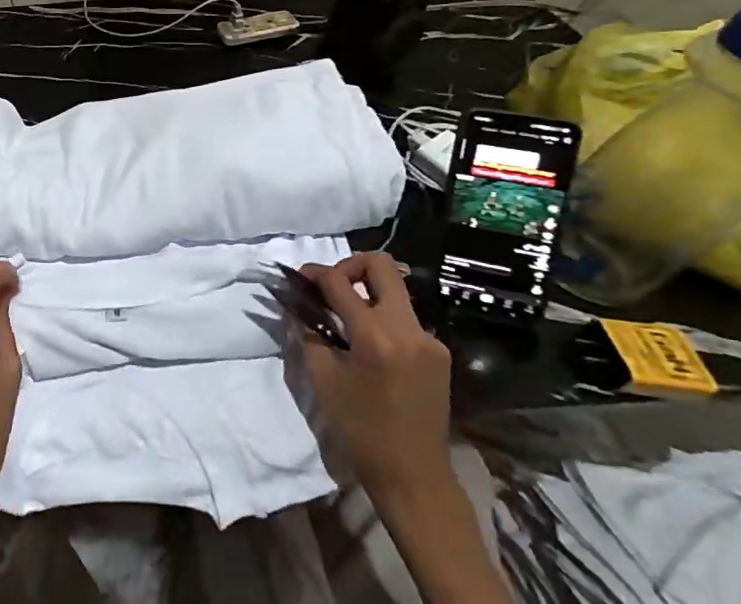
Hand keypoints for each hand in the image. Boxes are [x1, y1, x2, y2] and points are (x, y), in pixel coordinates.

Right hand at [300, 254, 509, 603]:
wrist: (413, 475)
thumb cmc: (360, 431)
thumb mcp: (324, 381)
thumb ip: (310, 334)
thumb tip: (300, 305)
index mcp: (374, 337)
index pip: (340, 282)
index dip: (316, 273)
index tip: (302, 276)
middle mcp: (407, 328)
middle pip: (382, 265)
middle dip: (351, 265)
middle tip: (333, 287)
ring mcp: (429, 338)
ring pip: (396, 291)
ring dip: (369, 294)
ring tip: (349, 321)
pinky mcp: (440, 351)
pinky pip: (407, 319)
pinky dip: (385, 320)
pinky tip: (373, 348)